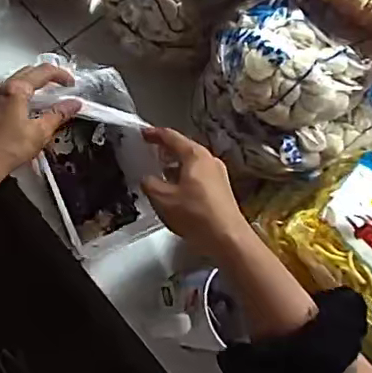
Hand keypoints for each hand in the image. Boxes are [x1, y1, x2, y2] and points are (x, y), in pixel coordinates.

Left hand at [0, 64, 80, 181]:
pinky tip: (30, 108)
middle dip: (48, 77)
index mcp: (16, 90)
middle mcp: (2, 89)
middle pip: (29, 71)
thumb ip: (59, 115)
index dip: (61, 75)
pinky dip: (22, 94)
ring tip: (48, 98)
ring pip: (18, 80)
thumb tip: (72, 105)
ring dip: (35, 85)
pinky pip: (8, 92)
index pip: (43, 71)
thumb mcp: (40, 132)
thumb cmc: (5, 149)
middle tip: (62, 87)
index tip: (71, 84)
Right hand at [140, 126, 250, 252]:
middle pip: (184, 149)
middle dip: (165, 151)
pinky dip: (185, 177)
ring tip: (160, 173)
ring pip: (192, 164)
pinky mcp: (221, 190)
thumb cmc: (196, 214)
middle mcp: (209, 160)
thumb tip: (147, 179)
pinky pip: (199, 176)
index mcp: (195, 155)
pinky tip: (176, 190)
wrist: (228, 239)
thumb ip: (149, 184)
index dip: (154, 134)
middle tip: (150, 152)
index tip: (144, 134)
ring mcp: (218, 175)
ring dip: (175, 166)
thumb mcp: (162, 198)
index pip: (171, 137)